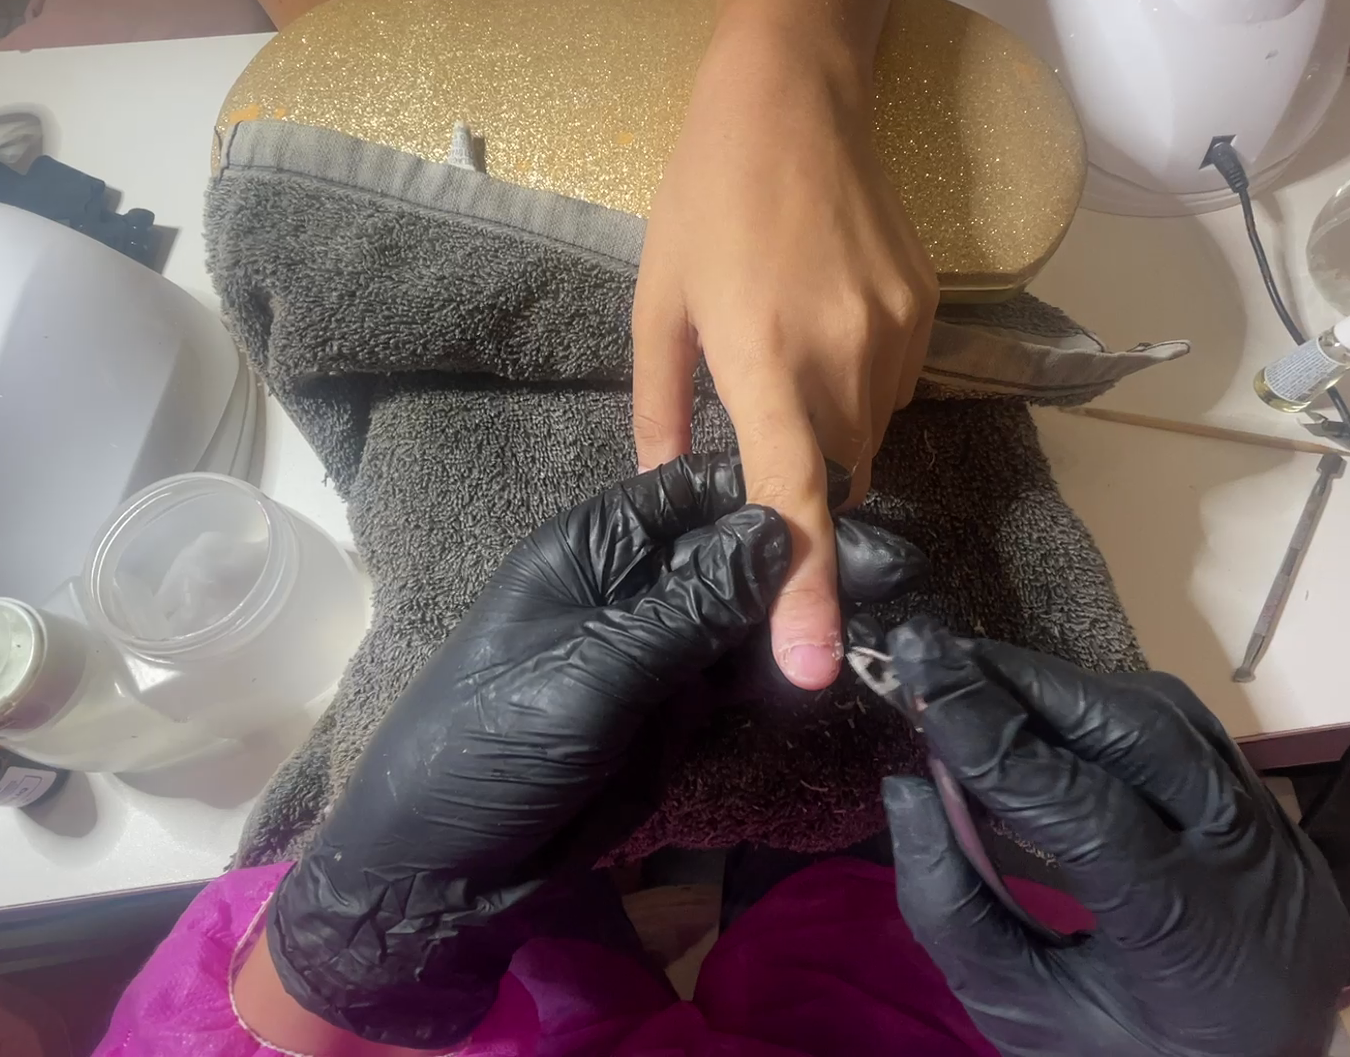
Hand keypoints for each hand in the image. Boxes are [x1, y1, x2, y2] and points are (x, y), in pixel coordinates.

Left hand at [264, 456, 922, 1048]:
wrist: (452, 860)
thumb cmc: (495, 741)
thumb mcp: (593, 670)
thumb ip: (688, 607)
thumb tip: (778, 529)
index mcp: (597, 544)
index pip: (696, 491)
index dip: (769, 490)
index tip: (848, 496)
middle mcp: (636, 579)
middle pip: (734, 552)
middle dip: (805, 559)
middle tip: (897, 567)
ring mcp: (661, 641)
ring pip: (746, 613)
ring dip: (805, 617)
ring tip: (888, 614)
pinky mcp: (677, 699)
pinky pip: (740, 670)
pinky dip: (780, 671)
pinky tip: (828, 671)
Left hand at [632, 0, 935, 691]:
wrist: (794, 101)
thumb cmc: (706, 200)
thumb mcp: (657, 307)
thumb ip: (660, 407)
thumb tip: (668, 484)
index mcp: (765, 360)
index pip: (793, 494)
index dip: (802, 586)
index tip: (808, 662)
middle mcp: (847, 362)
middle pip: (836, 480)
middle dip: (801, 492)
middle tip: (759, 449)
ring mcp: (900, 340)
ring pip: (867, 441)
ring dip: (825, 438)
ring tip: (785, 372)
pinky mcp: (928, 318)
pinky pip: (890, 396)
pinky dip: (853, 398)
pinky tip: (821, 343)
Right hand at [879, 620, 1349, 1056]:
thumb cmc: (1109, 1056)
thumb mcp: (1007, 1004)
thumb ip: (945, 900)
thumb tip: (907, 781)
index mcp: (1194, 945)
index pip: (1086, 812)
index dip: (994, 740)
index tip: (916, 681)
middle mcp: (1257, 873)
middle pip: (1140, 736)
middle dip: (1025, 683)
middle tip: (935, 655)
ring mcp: (1276, 834)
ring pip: (1166, 714)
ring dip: (1060, 685)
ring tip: (976, 678)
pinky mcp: (1268, 810)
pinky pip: (1180, 724)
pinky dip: (1097, 702)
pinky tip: (1042, 711)